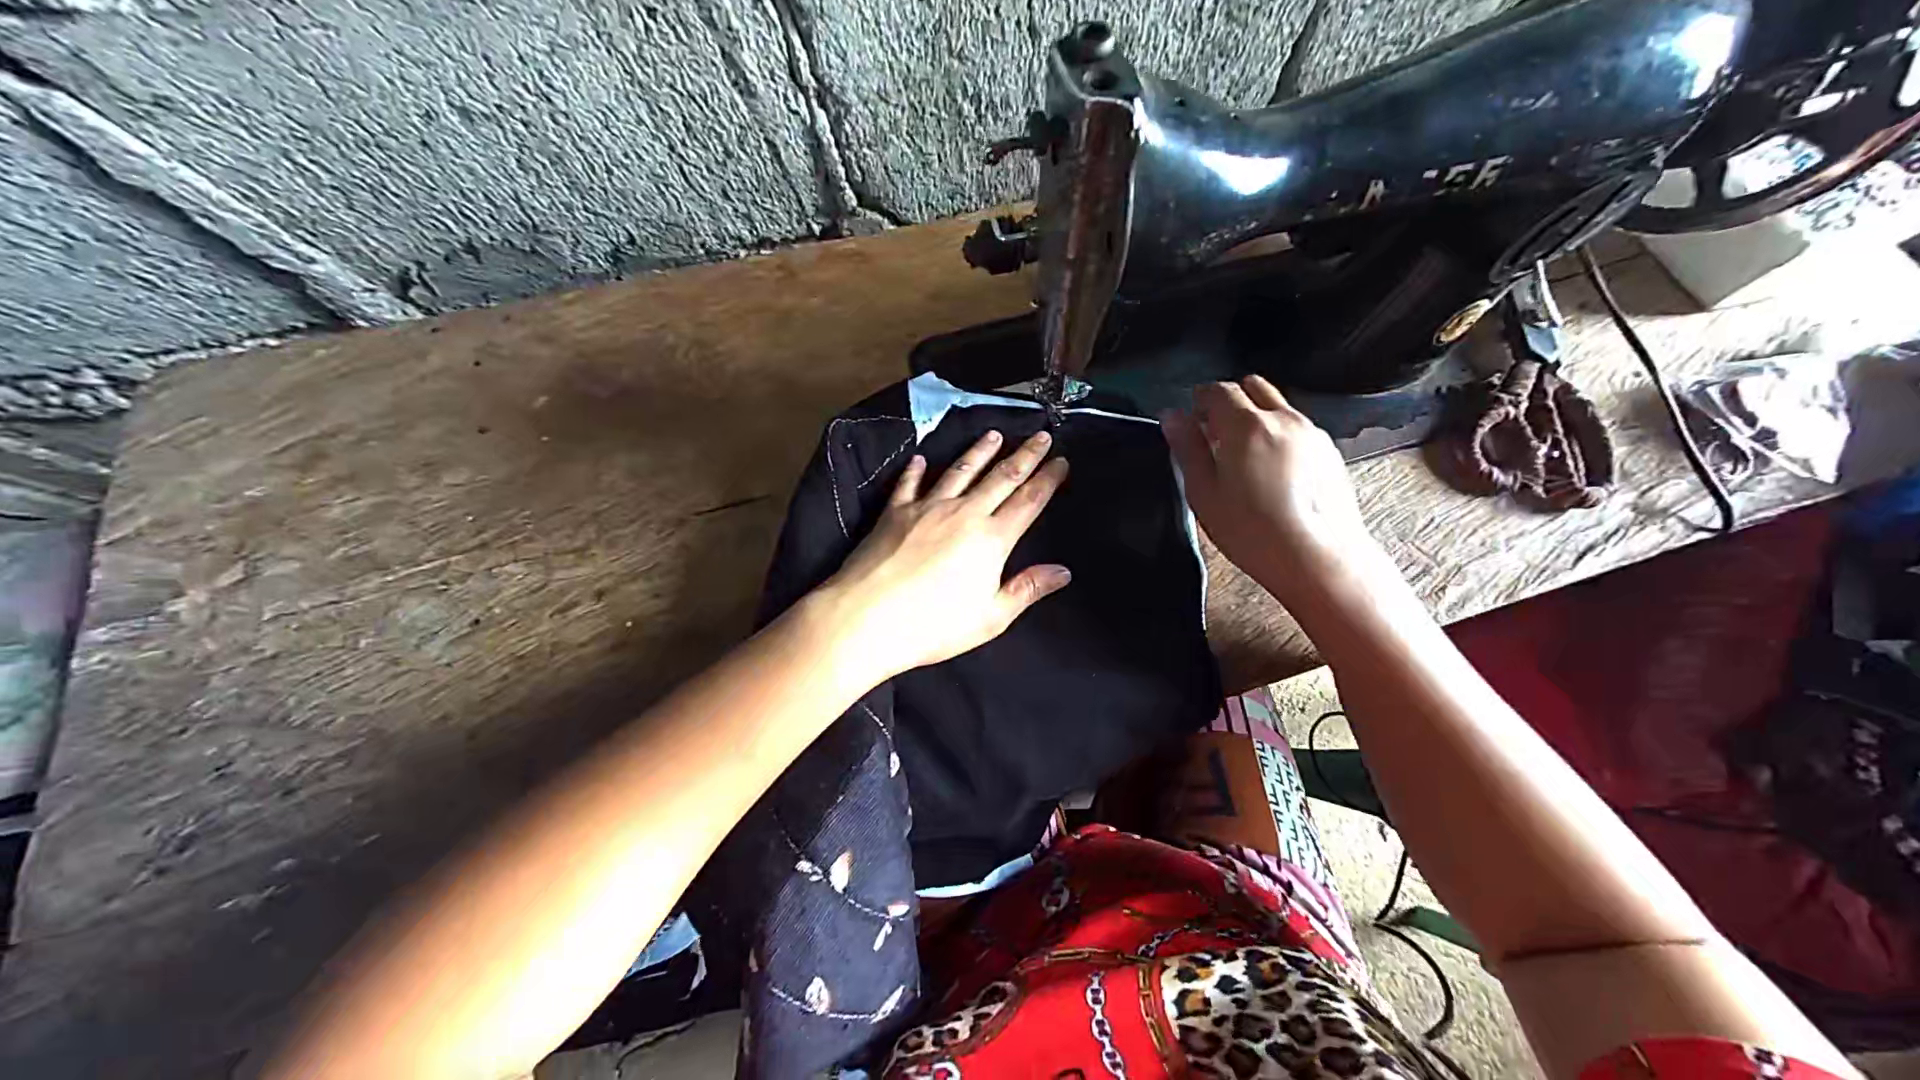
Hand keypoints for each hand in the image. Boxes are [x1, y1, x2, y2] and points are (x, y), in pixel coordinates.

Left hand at [813, 429, 1071, 681]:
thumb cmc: (933, 625)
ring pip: (961, 470)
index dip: (1048, 479)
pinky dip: (917, 469)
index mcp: (991, 539)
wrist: (867, 617)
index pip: (1029, 501)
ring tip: (993, 435)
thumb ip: (1026, 590)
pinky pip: (910, 483)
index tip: (1062, 461)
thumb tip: (1063, 571)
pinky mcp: (895, 511)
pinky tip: (920, 459)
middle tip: (1041, 435)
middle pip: (1001, 477)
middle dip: (1025, 454)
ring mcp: (927, 507)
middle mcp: (963, 513)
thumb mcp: (990, 618)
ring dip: (980, 451)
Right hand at [1160, 376, 1383, 596]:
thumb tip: (1173, 418)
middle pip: (1253, 387)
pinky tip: (1270, 473)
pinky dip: (1279, 437)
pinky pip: (1298, 429)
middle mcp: (1283, 421)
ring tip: (1241, 458)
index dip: (1200, 399)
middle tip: (1213, 431)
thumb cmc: (1257, 532)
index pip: (1219, 390)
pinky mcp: (1329, 453)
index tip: (1192, 415)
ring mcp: (1311, 435)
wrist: (1315, 558)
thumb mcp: (1203, 491)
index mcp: (1247, 425)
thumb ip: (1187, 447)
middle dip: (1230, 401)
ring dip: (1256, 418)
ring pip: (1278, 407)